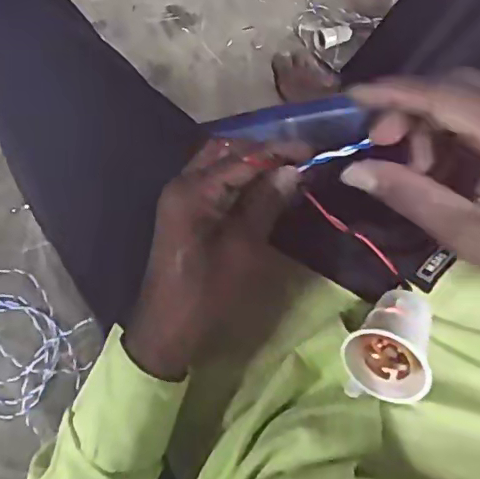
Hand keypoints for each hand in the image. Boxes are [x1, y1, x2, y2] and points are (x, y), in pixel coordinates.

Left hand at [126, 139, 301, 379]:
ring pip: (217, 162)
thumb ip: (265, 204)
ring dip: (250, 161)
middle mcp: (182, 183)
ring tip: (286, 168)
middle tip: (300, 158)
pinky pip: (212, 179)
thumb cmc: (206, 293)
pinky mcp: (183, 210)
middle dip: (263, 150)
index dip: (278, 152)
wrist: (166, 327)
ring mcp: (179, 196)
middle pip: (225, 151)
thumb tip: (293, 170)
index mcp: (193, 191)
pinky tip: (263, 185)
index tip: (313, 151)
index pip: (241, 158)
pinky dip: (237, 176)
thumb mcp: (242, 248)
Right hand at [341, 70, 479, 327]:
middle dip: (411, 109)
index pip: (445, 94)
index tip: (351, 96)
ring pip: (476, 94)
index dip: (392, 92)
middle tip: (382, 147)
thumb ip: (410, 195)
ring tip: (419, 167)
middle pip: (459, 85)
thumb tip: (354, 169)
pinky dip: (462, 128)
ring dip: (436, 120)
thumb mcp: (472, 236)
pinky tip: (451, 163)